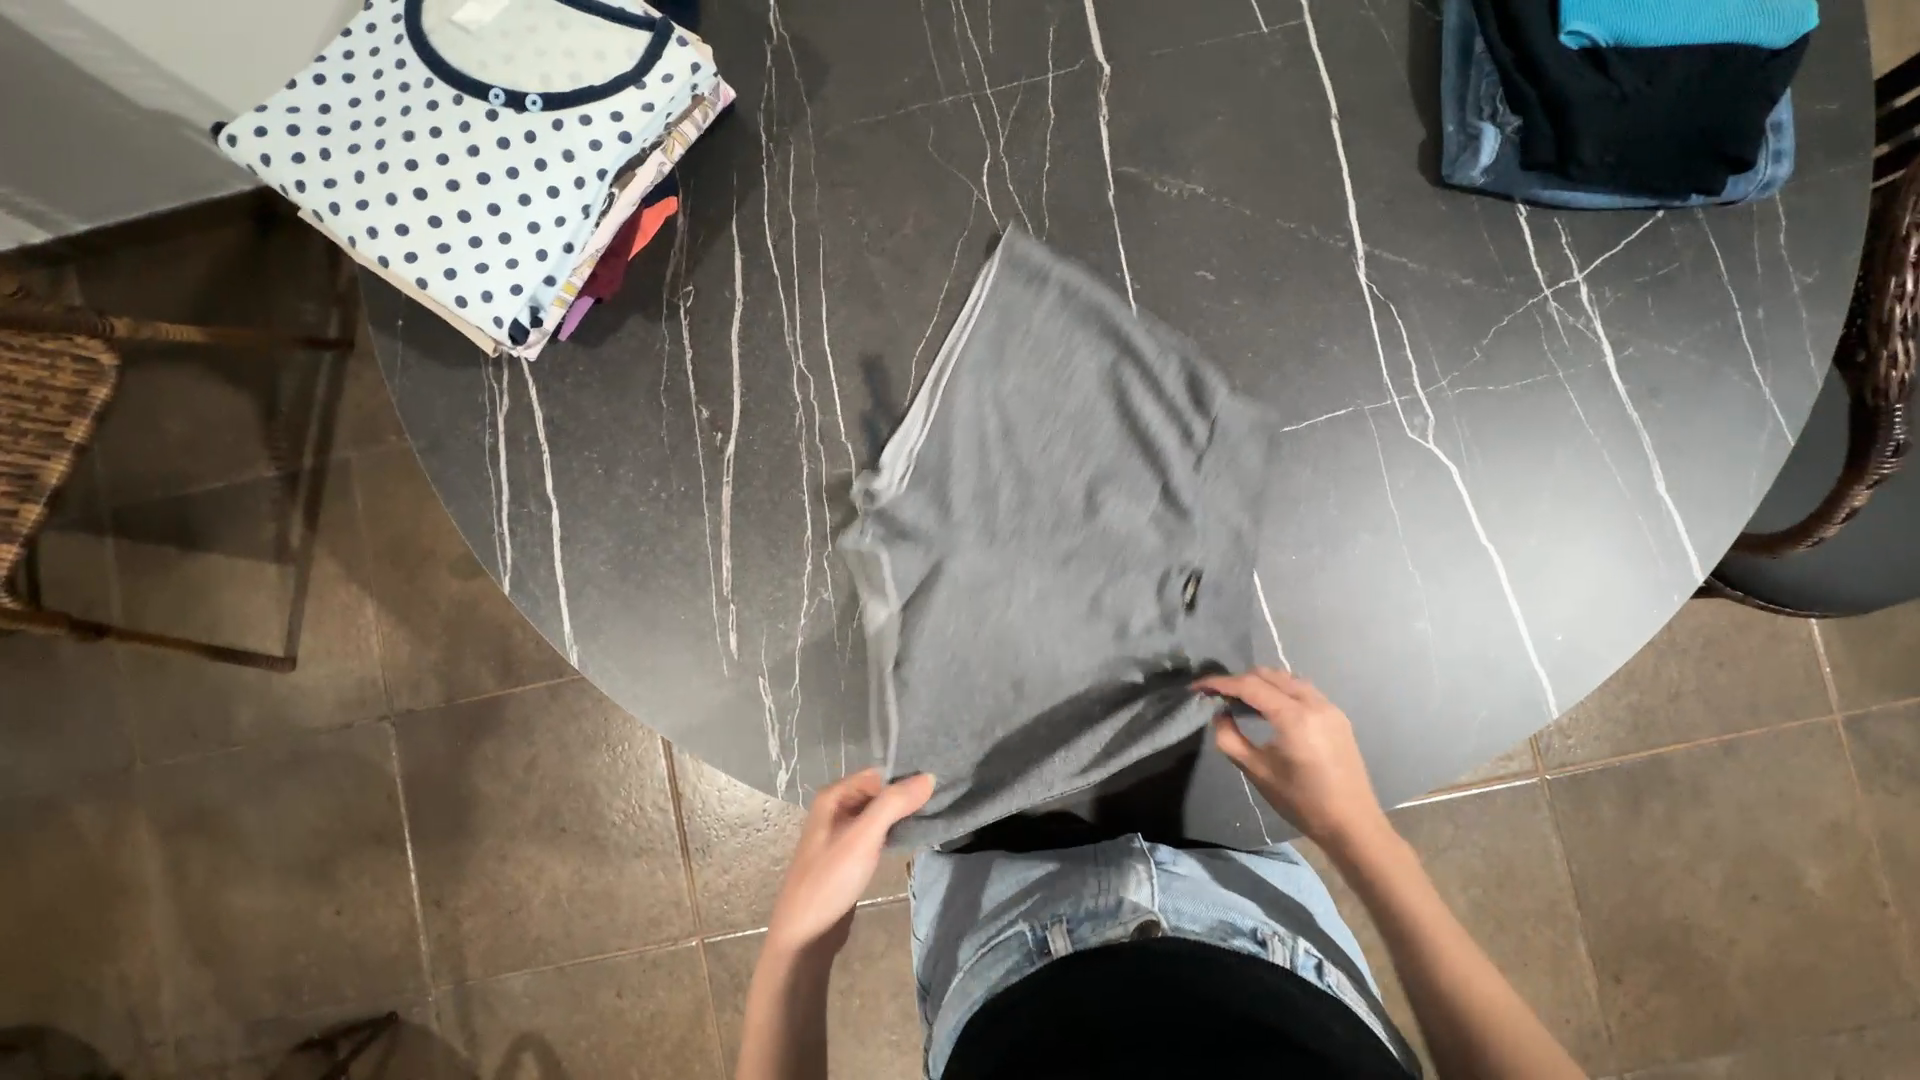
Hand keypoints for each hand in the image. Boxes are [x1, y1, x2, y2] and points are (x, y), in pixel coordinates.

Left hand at [765, 768, 934, 957]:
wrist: (805, 934)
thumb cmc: (830, 880)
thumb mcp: (863, 837)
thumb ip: (893, 804)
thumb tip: (929, 776)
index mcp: (833, 796)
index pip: (878, 773)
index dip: (905, 778)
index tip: (937, 785)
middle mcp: (836, 808)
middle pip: (879, 791)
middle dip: (907, 796)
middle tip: (941, 800)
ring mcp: (842, 832)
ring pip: (879, 813)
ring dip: (902, 814)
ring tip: (934, 815)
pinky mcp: (849, 854)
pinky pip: (877, 832)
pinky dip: (894, 831)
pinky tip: (913, 837)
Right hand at [1195, 668, 1391, 857]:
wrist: (1352, 824)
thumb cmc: (1302, 802)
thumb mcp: (1257, 772)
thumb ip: (1230, 738)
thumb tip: (1219, 715)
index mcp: (1294, 717)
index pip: (1250, 686)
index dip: (1220, 683)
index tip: (1198, 687)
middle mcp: (1314, 703)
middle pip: (1269, 675)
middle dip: (1240, 680)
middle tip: (1218, 696)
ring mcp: (1330, 708)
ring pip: (1288, 679)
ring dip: (1261, 683)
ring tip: (1241, 700)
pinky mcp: (1337, 717)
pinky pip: (1303, 690)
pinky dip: (1281, 690)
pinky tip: (1269, 708)